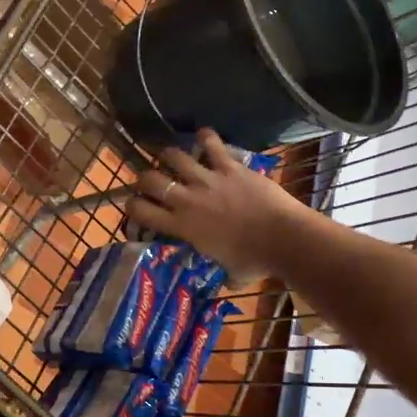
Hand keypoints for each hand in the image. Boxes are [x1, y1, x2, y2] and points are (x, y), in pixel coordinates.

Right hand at [126, 129, 306, 284]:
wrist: (285, 238)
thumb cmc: (257, 261)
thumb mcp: (232, 273)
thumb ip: (224, 273)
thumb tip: (228, 280)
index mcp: (182, 227)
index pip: (140, 211)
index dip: (132, 206)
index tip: (135, 206)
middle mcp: (187, 199)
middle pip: (150, 179)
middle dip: (145, 177)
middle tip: (151, 181)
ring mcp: (208, 180)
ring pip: (174, 156)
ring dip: (170, 155)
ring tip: (173, 157)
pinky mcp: (229, 167)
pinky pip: (211, 144)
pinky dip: (206, 137)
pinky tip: (204, 136)